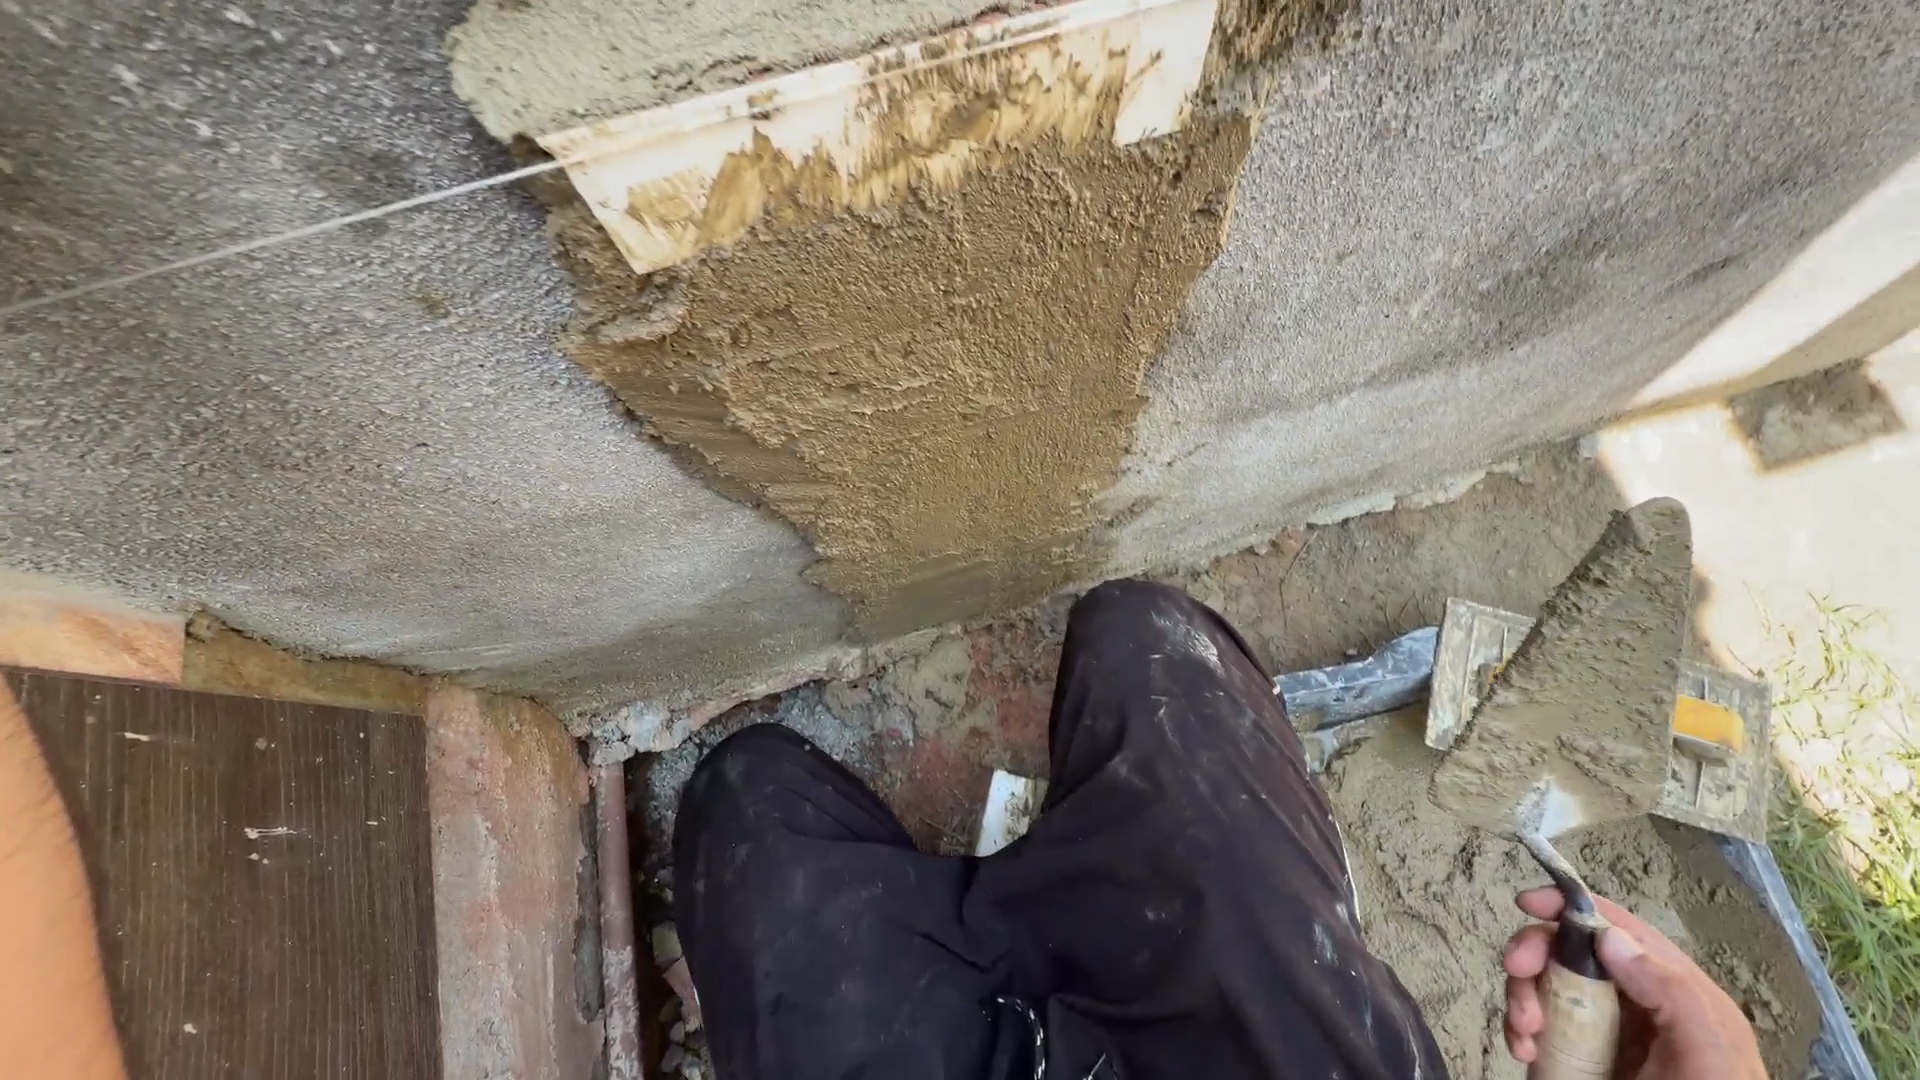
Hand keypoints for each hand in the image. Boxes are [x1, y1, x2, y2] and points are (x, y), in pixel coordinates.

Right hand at [1502, 887, 1764, 1079]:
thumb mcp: (1709, 1056)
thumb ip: (1673, 994)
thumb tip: (1608, 938)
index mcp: (1672, 991)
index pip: (1618, 928)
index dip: (1570, 906)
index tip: (1528, 903)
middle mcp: (1631, 1001)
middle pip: (1567, 948)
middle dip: (1533, 953)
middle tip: (1516, 970)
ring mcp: (1599, 1027)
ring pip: (1541, 980)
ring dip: (1520, 995)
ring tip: (1525, 1031)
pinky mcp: (1571, 1051)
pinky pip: (1531, 1020)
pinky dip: (1517, 1027)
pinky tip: (1524, 1049)